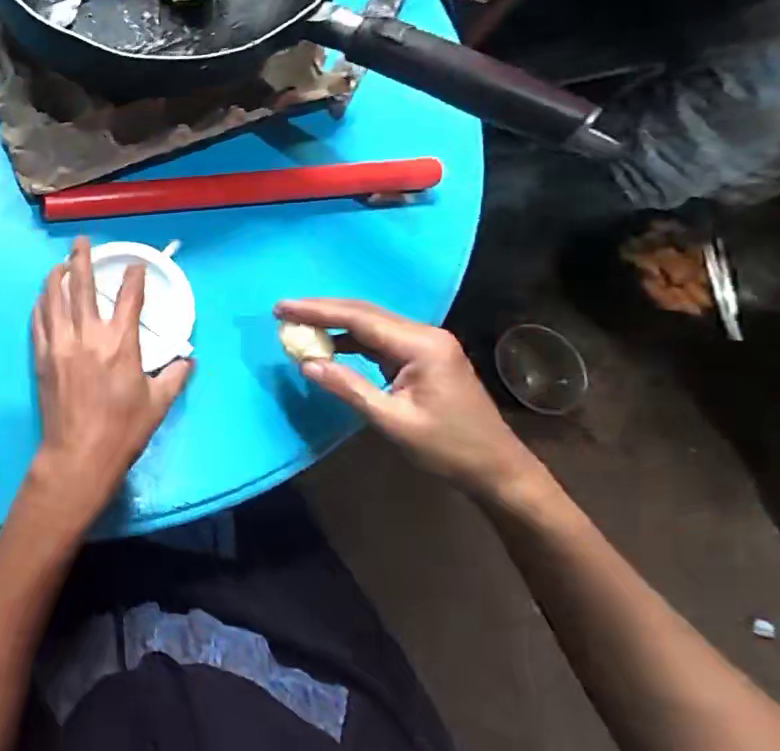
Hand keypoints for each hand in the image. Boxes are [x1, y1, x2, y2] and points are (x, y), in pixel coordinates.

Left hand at [28, 238, 193, 522]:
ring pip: (55, 299)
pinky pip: (38, 322)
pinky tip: (42, 297)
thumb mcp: (158, 404)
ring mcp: (60, 344)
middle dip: (82, 259)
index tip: (135, 265)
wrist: (79, 453)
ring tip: (59, 263)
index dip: (134, 277)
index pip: (129, 299)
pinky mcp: (41, 357)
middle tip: (81, 242)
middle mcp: (88, 335)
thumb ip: (175, 378)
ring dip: (56, 276)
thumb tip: (189, 361)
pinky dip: (41, 305)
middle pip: (82, 287)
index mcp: (121, 343)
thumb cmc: (123, 429)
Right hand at [275, 298, 545, 503]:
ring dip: (332, 322)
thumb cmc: (449, 449)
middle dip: (320, 310)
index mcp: (422, 346)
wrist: (499, 470)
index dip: (316, 311)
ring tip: (297, 325)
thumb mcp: (393, 422)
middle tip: (281, 311)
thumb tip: (306, 363)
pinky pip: (377, 338)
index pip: (358, 318)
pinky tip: (327, 344)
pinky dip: (348, 338)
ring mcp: (426, 344)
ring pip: (369, 322)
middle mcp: (425, 335)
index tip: (281, 308)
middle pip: (363, 312)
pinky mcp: (422, 356)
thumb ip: (348, 388)